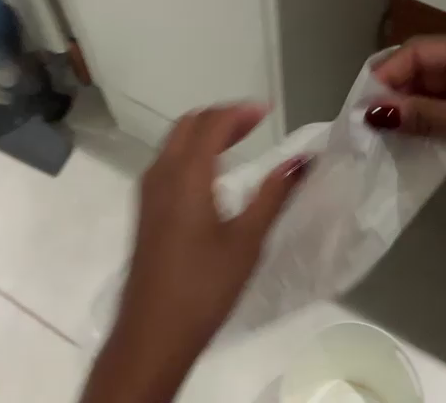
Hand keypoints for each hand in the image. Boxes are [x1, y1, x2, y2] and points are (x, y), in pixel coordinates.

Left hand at [83, 104, 307, 402]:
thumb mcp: (247, 241)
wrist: (151, 335)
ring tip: (237, 140)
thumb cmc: (204, 287)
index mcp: (187, 174)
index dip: (240, 112)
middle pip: (189, 124)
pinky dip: (190, 151)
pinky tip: (211, 173)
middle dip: (221, 116)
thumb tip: (300, 161)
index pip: (212, 123)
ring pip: (174, 141)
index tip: (268, 111)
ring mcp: (148, 192)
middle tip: (254, 121)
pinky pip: (167, 161)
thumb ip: (274, 195)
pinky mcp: (145, 210)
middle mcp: (162, 173)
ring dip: (204, 132)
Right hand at [366, 34, 445, 261]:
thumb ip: (420, 114)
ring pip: (435, 94)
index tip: (362, 100)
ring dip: (408, 110)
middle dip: (396, 91)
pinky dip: (425, 125)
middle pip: (427, 69)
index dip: (390, 71)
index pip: (423, 50)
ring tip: (376, 132)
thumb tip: (374, 110)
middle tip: (364, 118)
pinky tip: (403, 141)